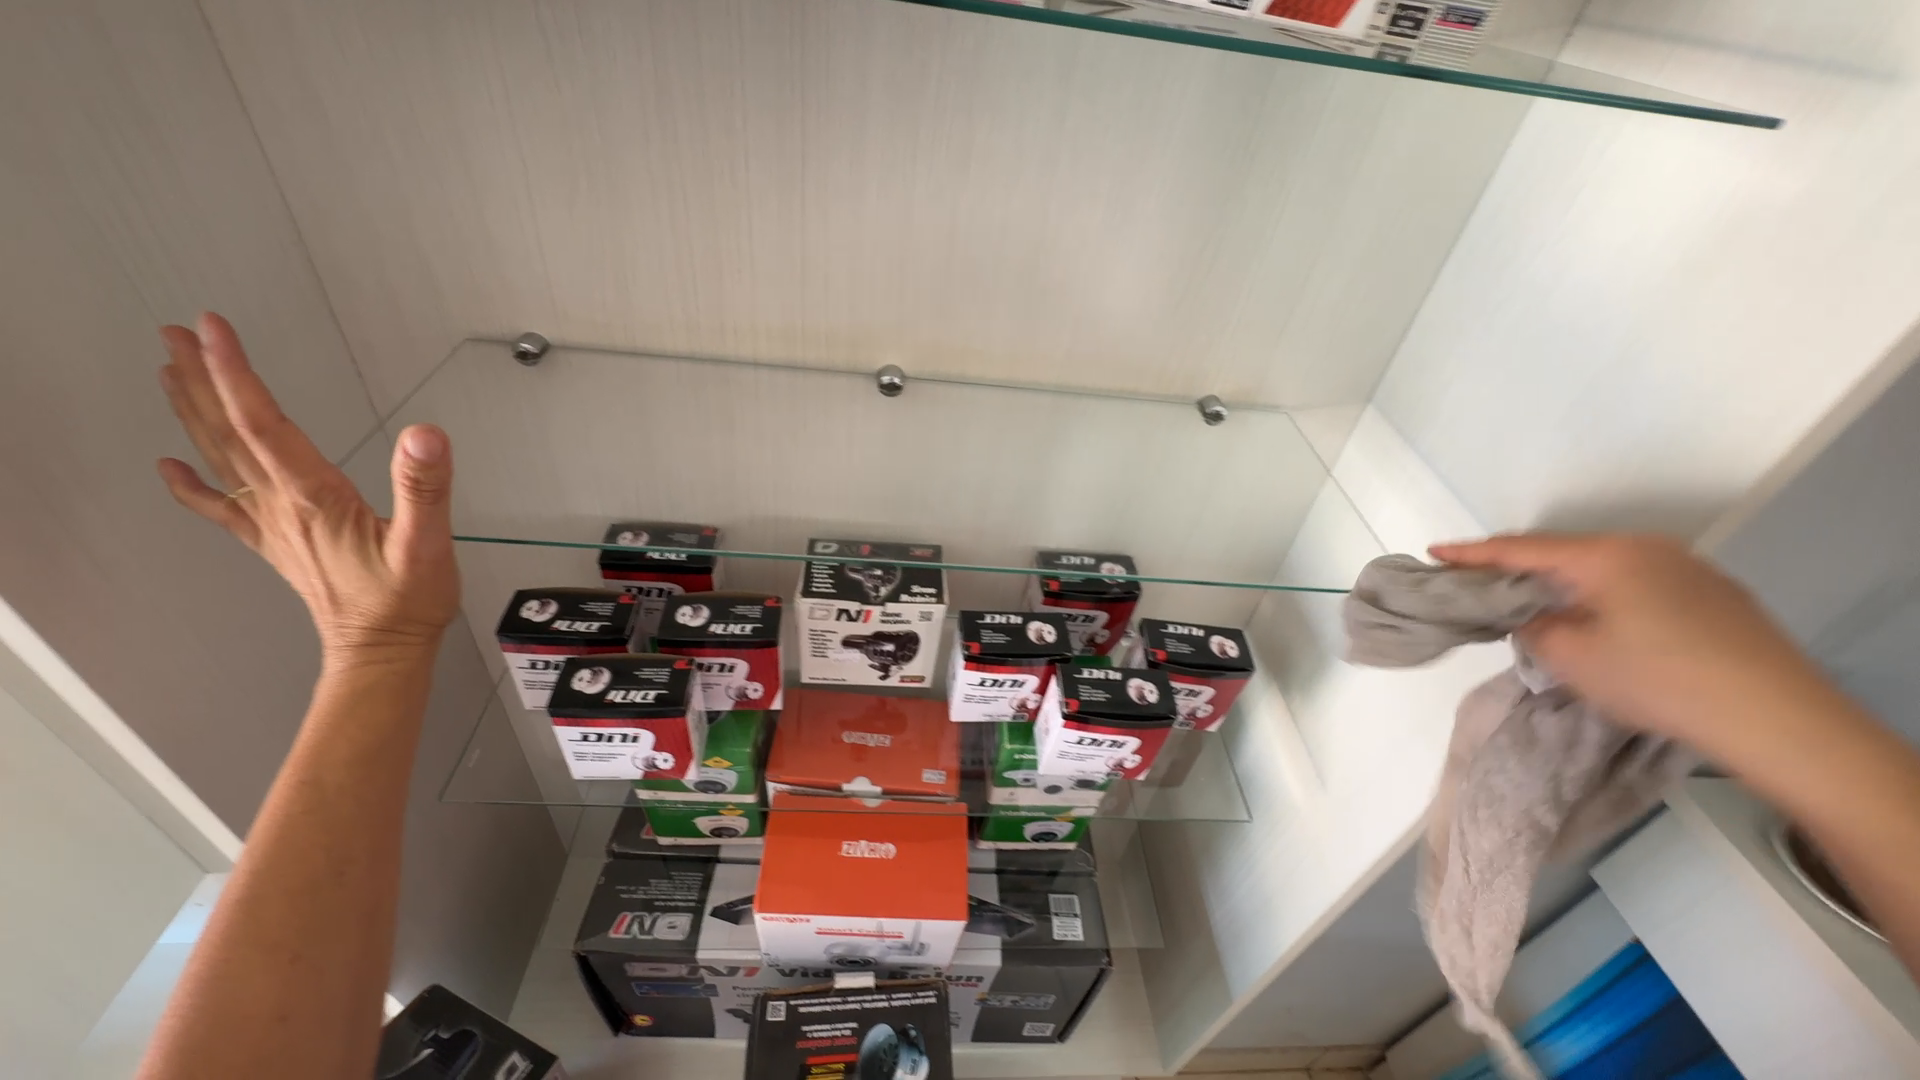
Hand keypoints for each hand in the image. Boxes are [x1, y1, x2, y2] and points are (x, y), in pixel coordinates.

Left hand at [157, 313, 459, 666]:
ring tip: (171, 373)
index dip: (237, 373)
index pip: (264, 423)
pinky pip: (221, 508)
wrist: (381, 651)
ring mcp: (273, 525)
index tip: (214, 329)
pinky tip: (170, 468)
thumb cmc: (405, 601)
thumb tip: (424, 435)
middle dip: (201, 379)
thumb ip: (424, 488)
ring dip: (193, 413)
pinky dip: (189, 485)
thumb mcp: (428, 542)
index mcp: (314, 497)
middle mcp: (282, 506)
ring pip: (219, 459)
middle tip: (175, 335)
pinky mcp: (278, 542)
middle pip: (228, 433)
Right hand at [1429, 532, 1831, 747]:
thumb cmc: (1657, 680)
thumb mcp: (1570, 657)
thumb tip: (1532, 615)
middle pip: (1565, 554)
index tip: (1435, 552)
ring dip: (1566, 586)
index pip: (1521, 549)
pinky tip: (1608, 627)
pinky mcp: (1718, 596)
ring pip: (1605, 570)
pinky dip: (1607, 598)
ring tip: (1541, 609)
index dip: (1473, 554)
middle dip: (1521, 569)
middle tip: (1484, 587)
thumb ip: (1533, 626)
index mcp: (1606, 555)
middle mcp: (1648, 548)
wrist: (1779, 718)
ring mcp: (1690, 569)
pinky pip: (1641, 586)